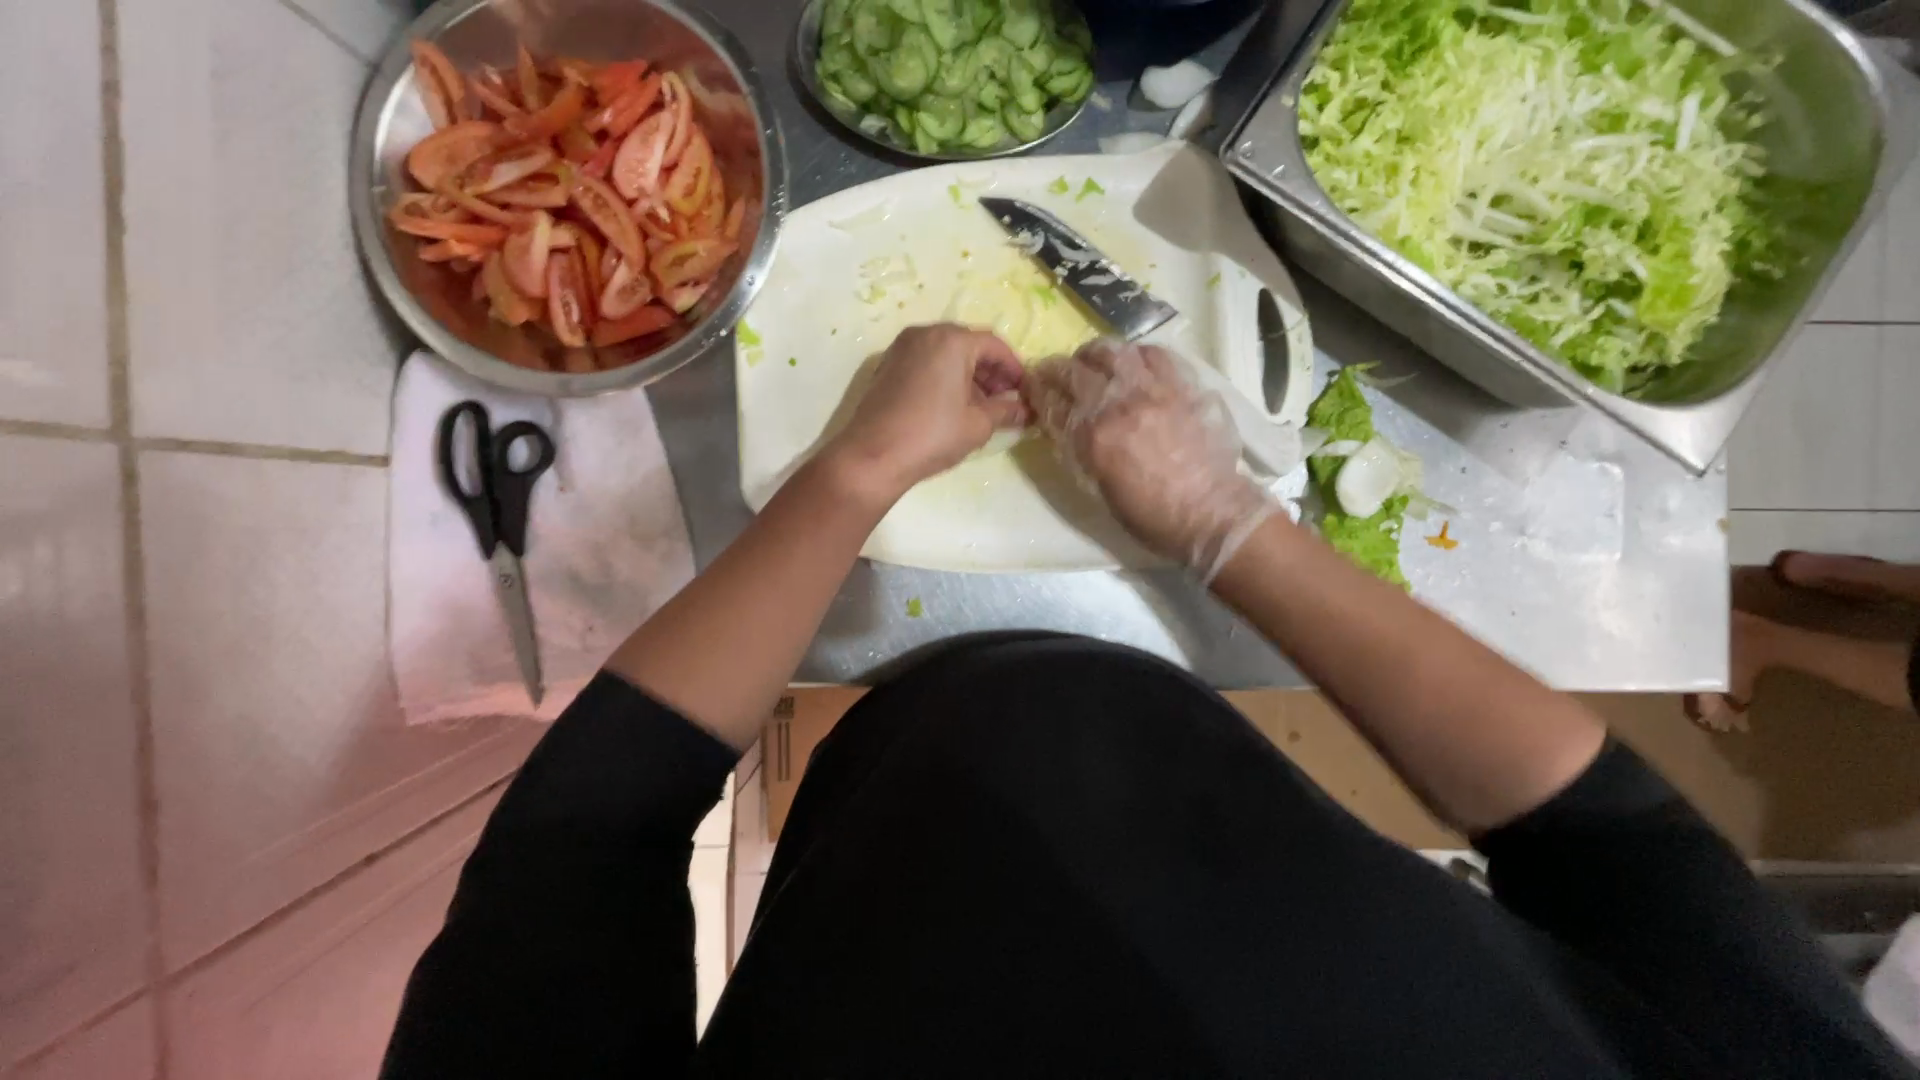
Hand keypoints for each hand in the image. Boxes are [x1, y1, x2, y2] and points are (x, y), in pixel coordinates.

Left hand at [821, 323, 1029, 503]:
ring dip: (968, 375)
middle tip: (1005, 400)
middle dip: (991, 371)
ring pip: (946, 354)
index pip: (994, 345)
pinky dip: (944, 377)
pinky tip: (952, 405)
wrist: (872, 456)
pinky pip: (926, 363)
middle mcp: (925, 334)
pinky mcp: (887, 366)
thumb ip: (1005, 410)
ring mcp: (901, 348)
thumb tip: (1025, 410)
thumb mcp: (978, 424)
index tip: (1025, 391)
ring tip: (982, 406)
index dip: (1014, 368)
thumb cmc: (932, 435)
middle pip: (969, 345)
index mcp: (951, 340)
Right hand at [1024, 339, 1278, 580]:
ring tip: (1093, 360)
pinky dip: (1138, 355)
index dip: (1036, 391)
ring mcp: (1154, 389)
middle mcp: (1119, 403)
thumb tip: (1064, 424)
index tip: (1032, 387)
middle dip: (1056, 368)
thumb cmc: (1150, 514)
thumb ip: (1078, 449)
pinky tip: (1135, 364)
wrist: (1209, 513)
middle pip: (1075, 370)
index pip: (1052, 402)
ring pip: (1114, 351)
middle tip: (1055, 372)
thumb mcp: (1098, 487)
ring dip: (1095, 354)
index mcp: (1092, 436)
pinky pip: (1156, 354)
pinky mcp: (1183, 384)